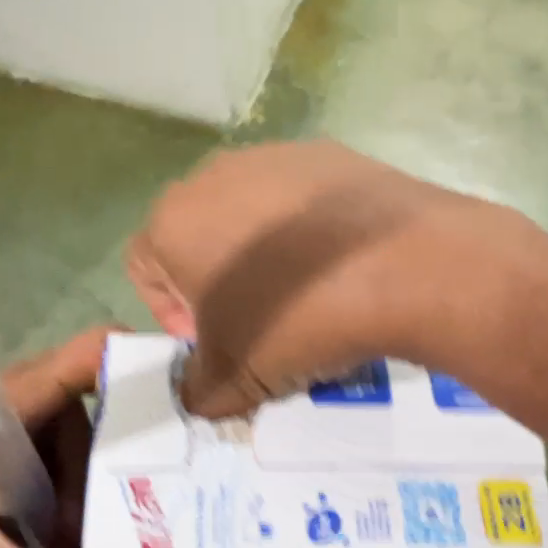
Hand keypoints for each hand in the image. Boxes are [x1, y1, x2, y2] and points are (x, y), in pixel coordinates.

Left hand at [0, 327, 210, 547]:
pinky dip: (82, 478)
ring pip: (62, 422)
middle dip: (105, 435)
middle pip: (58, 394)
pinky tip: (84, 528)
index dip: (98, 360)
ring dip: (91, 468)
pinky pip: (54, 448)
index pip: (35, 375)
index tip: (164, 369)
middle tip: (145, 475)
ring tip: (86, 531)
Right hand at [128, 141, 547, 416]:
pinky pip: (304, 201)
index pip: (144, 269)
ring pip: (252, 216)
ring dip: (266, 256)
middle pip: (199, 237)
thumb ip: (197, 391)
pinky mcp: (332, 154)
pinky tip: (346, 267)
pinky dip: (313, 232)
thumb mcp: (234, 378)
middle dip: (220, 283)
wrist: (403, 268)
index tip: (214, 341)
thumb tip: (197, 393)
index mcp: (173, 222)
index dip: (172, 314)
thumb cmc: (295, 321)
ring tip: (309, 296)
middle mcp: (214, 176)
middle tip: (260, 324)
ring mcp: (276, 157)